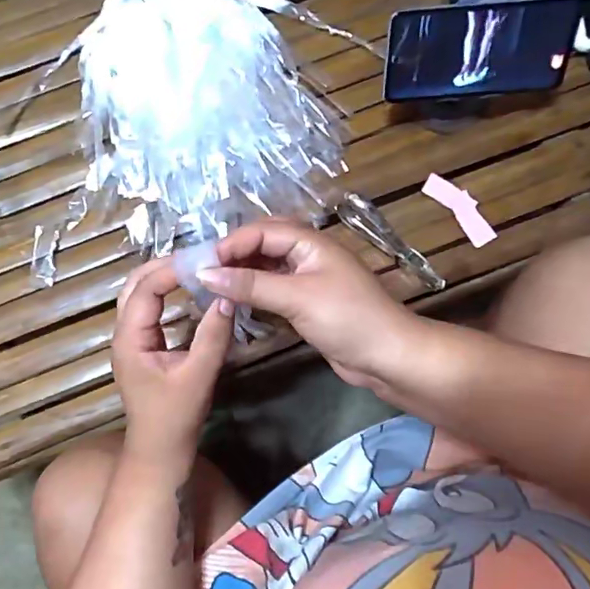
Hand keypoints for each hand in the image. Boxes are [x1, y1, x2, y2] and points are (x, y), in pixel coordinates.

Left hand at [112, 256, 234, 461]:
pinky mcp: (142, 346)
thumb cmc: (175, 417)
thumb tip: (227, 298)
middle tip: (199, 258)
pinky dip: (165, 293)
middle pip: (135, 284)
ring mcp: (131, 339)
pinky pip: (149, 309)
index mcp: (130, 338)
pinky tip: (188, 291)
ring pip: (139, 294)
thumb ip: (212, 336)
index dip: (173, 269)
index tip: (204, 260)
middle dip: (164, 266)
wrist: (160, 450)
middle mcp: (124, 333)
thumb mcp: (198, 376)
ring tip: (195, 268)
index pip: (147, 288)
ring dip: (162, 277)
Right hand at [197, 218, 422, 388]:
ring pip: (267, 268)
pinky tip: (235, 303)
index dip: (230, 245)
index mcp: (310, 242)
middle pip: (262, 245)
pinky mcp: (308, 303)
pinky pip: (274, 289)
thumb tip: (205, 273)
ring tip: (212, 288)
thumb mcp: (296, 298)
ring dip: (241, 274)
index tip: (201, 265)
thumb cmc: (347, 319)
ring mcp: (309, 280)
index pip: (261, 232)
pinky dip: (254, 293)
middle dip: (233, 255)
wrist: (388, 357)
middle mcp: (308, 255)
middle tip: (203, 274)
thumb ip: (250, 284)